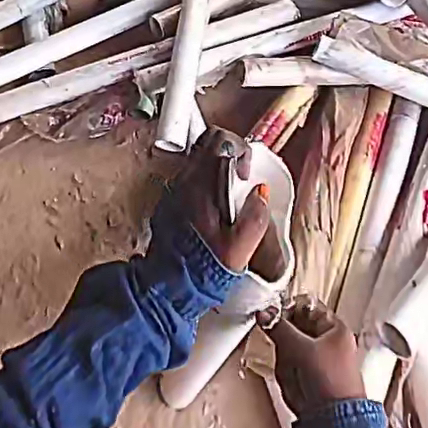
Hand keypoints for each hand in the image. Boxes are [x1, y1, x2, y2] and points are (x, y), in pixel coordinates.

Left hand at [181, 128, 271, 272]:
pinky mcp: (168, 201)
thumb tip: (260, 193)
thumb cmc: (203, 268)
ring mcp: (174, 189)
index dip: (241, 149)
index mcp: (203, 184)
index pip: (221, 140)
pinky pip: (189, 176)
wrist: (166, 287)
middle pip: (207, 141)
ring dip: (216, 166)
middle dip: (229, 150)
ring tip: (228, 194)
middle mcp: (186, 180)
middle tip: (239, 176)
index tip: (246, 175)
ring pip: (197, 158)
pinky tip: (212, 208)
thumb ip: (256, 217)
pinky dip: (205, 181)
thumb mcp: (240, 248)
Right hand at [270, 296, 366, 413]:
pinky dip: (289, 376)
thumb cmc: (327, 382)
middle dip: (286, 343)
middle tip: (285, 351)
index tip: (273, 318)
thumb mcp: (299, 348)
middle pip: (297, 330)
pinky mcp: (313, 381)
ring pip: (292, 350)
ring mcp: (322, 363)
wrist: (334, 427)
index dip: (288, 310)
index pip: (306, 307)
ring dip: (286, 361)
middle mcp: (331, 343)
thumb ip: (279, 328)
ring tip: (293, 373)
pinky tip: (293, 384)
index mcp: (336, 329)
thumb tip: (264, 314)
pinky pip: (292, 369)